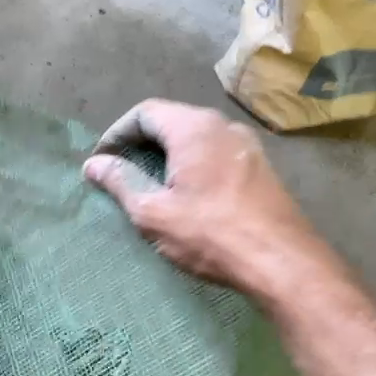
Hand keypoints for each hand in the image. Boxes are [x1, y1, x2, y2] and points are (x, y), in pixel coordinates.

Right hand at [82, 99, 331, 293]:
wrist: (281, 262)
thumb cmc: (209, 233)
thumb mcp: (152, 211)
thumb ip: (120, 181)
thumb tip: (94, 164)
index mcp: (194, 128)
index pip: (144, 112)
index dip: (116, 134)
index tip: (101, 162)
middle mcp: (223, 126)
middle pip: (171, 120)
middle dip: (139, 143)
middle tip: (118, 172)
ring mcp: (246, 145)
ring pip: (194, 137)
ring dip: (165, 154)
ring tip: (147, 184)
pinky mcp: (259, 167)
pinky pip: (214, 153)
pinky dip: (190, 163)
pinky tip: (183, 193)